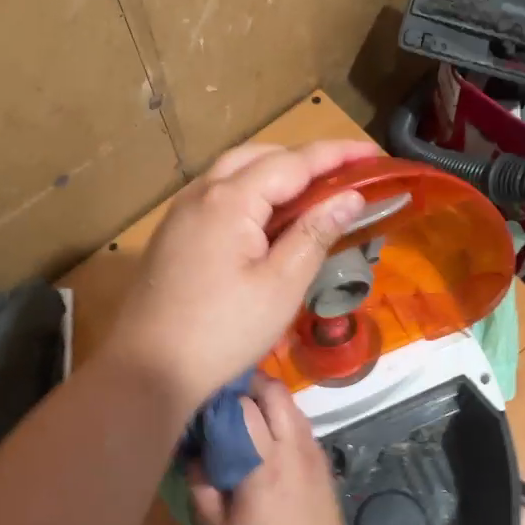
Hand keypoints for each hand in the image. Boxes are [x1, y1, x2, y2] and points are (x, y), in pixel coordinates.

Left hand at [105, 140, 377, 408]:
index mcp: (230, 199)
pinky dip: (252, 194)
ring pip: (235, 173)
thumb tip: (350, 196)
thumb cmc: (223, 331)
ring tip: (313, 194)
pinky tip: (269, 221)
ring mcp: (181, 214)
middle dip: (306, 159)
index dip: (338, 155)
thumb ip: (315, 233)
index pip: (294, 161)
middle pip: (260, 156)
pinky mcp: (174, 236)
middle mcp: (201, 193)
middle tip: (346, 176)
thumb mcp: (282, 285)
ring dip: (276, 174)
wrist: (148, 369)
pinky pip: (218, 197)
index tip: (375, 154)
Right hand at [189, 377, 347, 524]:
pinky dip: (282, 417)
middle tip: (226, 397)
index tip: (203, 401)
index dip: (222, 397)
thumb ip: (200, 485)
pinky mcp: (323, 459)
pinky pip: (301, 423)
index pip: (244, 408)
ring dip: (267, 399)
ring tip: (244, 413)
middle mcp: (292, 450)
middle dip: (249, 385)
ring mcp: (312, 452)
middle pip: (275, 392)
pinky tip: (265, 435)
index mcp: (263, 466)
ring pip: (291, 404)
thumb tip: (194, 452)